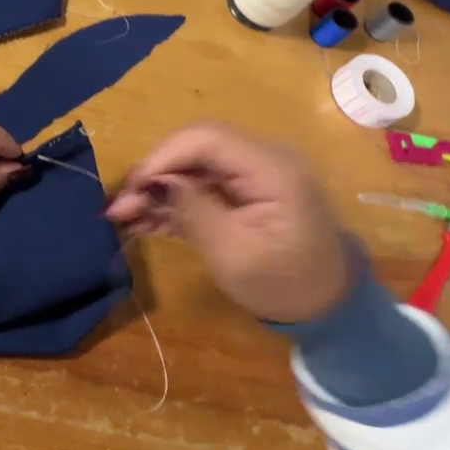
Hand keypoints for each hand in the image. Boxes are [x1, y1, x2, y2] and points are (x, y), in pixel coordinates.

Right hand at [105, 121, 352, 322]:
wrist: (330, 310)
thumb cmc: (286, 286)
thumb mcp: (235, 256)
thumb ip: (194, 212)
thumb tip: (156, 183)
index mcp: (271, 169)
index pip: (206, 139)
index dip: (163, 157)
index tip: (133, 189)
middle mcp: (262, 159)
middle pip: (195, 148)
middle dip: (155, 173)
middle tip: (120, 206)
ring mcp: (252, 174)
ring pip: (193, 166)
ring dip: (158, 188)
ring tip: (122, 217)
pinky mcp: (243, 191)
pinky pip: (201, 183)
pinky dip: (173, 199)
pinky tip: (143, 219)